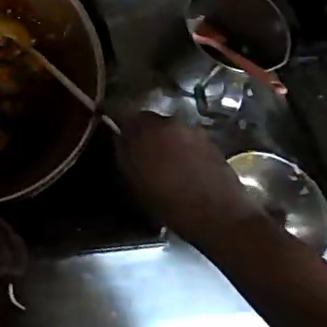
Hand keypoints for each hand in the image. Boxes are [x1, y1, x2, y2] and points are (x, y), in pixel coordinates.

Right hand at [114, 110, 264, 244]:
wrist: (221, 217)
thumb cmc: (169, 203)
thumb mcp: (134, 182)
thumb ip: (123, 152)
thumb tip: (119, 136)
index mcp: (144, 128)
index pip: (120, 109)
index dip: (111, 114)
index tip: (104, 118)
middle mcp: (168, 121)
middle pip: (146, 119)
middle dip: (140, 131)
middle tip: (136, 149)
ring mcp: (192, 130)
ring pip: (168, 129)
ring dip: (162, 140)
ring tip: (162, 162)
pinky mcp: (211, 142)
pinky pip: (187, 140)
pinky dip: (181, 149)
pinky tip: (183, 169)